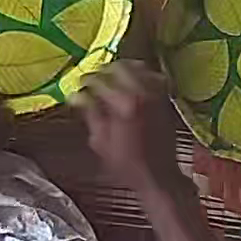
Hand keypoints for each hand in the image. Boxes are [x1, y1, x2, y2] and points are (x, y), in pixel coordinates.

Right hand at [76, 61, 184, 195]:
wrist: (158, 175)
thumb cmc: (126, 164)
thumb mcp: (100, 141)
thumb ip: (90, 114)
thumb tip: (76, 96)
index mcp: (122, 104)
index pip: (99, 80)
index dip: (86, 81)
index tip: (79, 85)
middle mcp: (141, 93)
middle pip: (119, 67)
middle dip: (103, 71)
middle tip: (94, 80)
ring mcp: (156, 93)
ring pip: (138, 66)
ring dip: (123, 69)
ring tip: (112, 78)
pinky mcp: (165, 98)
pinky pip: (154, 75)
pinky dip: (142, 74)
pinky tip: (133, 83)